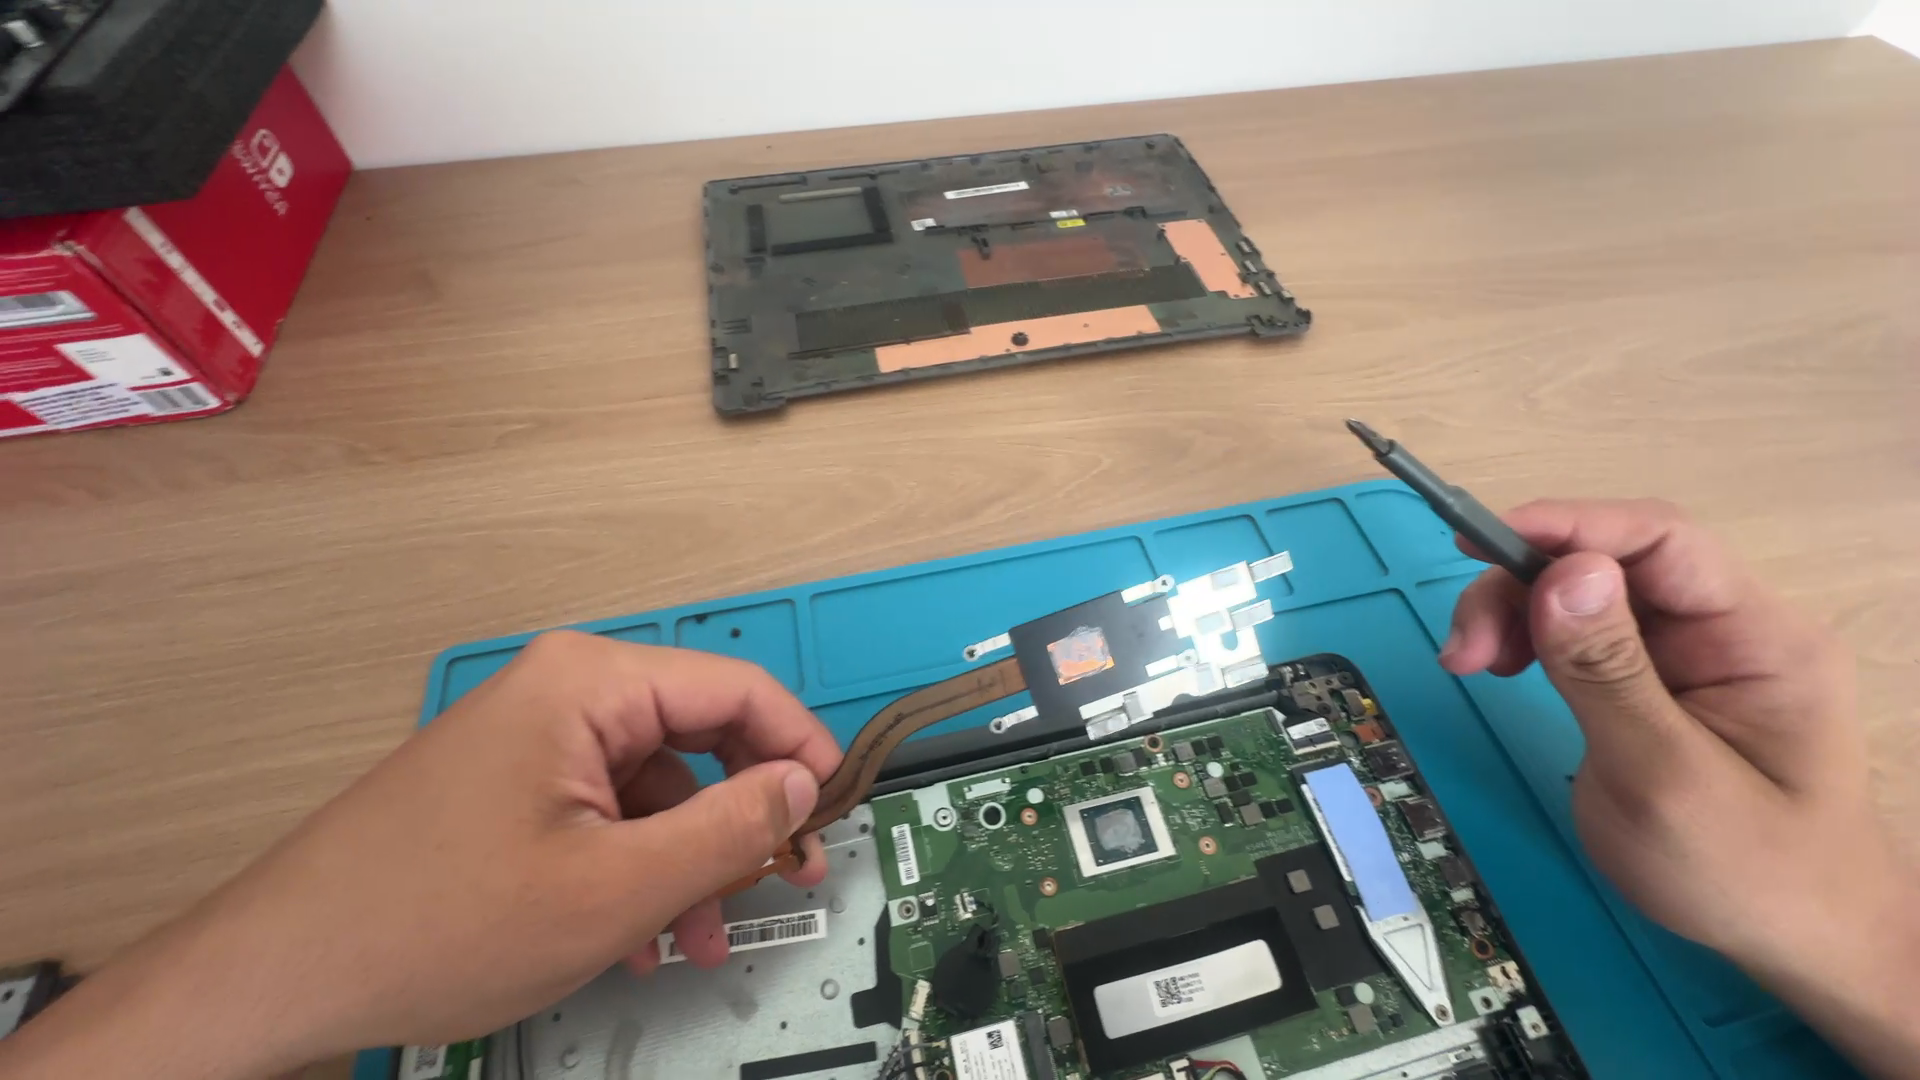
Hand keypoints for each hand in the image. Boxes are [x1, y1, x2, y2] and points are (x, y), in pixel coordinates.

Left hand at [0, 632, 841, 1079]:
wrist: (265, 984)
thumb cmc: (448, 924)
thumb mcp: (615, 888)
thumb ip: (730, 827)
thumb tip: (806, 782)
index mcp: (594, 681)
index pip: (736, 689)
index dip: (799, 745)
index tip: (835, 811)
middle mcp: (571, 688)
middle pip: (698, 734)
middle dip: (745, 813)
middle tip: (790, 878)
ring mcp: (541, 734)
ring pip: (658, 784)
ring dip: (692, 858)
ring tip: (703, 938)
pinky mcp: (519, 781)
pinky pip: (611, 809)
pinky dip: (641, 866)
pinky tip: (643, 937)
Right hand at [1441, 499, 1919, 1078]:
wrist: (1789, 943)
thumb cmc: (1744, 871)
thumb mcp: (1664, 775)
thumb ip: (1609, 672)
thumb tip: (1563, 571)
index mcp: (1754, 639)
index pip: (1660, 541)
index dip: (1566, 526)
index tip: (1475, 543)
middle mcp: (1717, 629)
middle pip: (1600, 563)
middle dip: (1517, 588)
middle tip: (1464, 650)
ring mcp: (1678, 652)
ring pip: (1570, 592)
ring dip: (1506, 613)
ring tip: (1468, 665)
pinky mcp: (1639, 677)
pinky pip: (1566, 630)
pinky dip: (1517, 637)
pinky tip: (1494, 666)